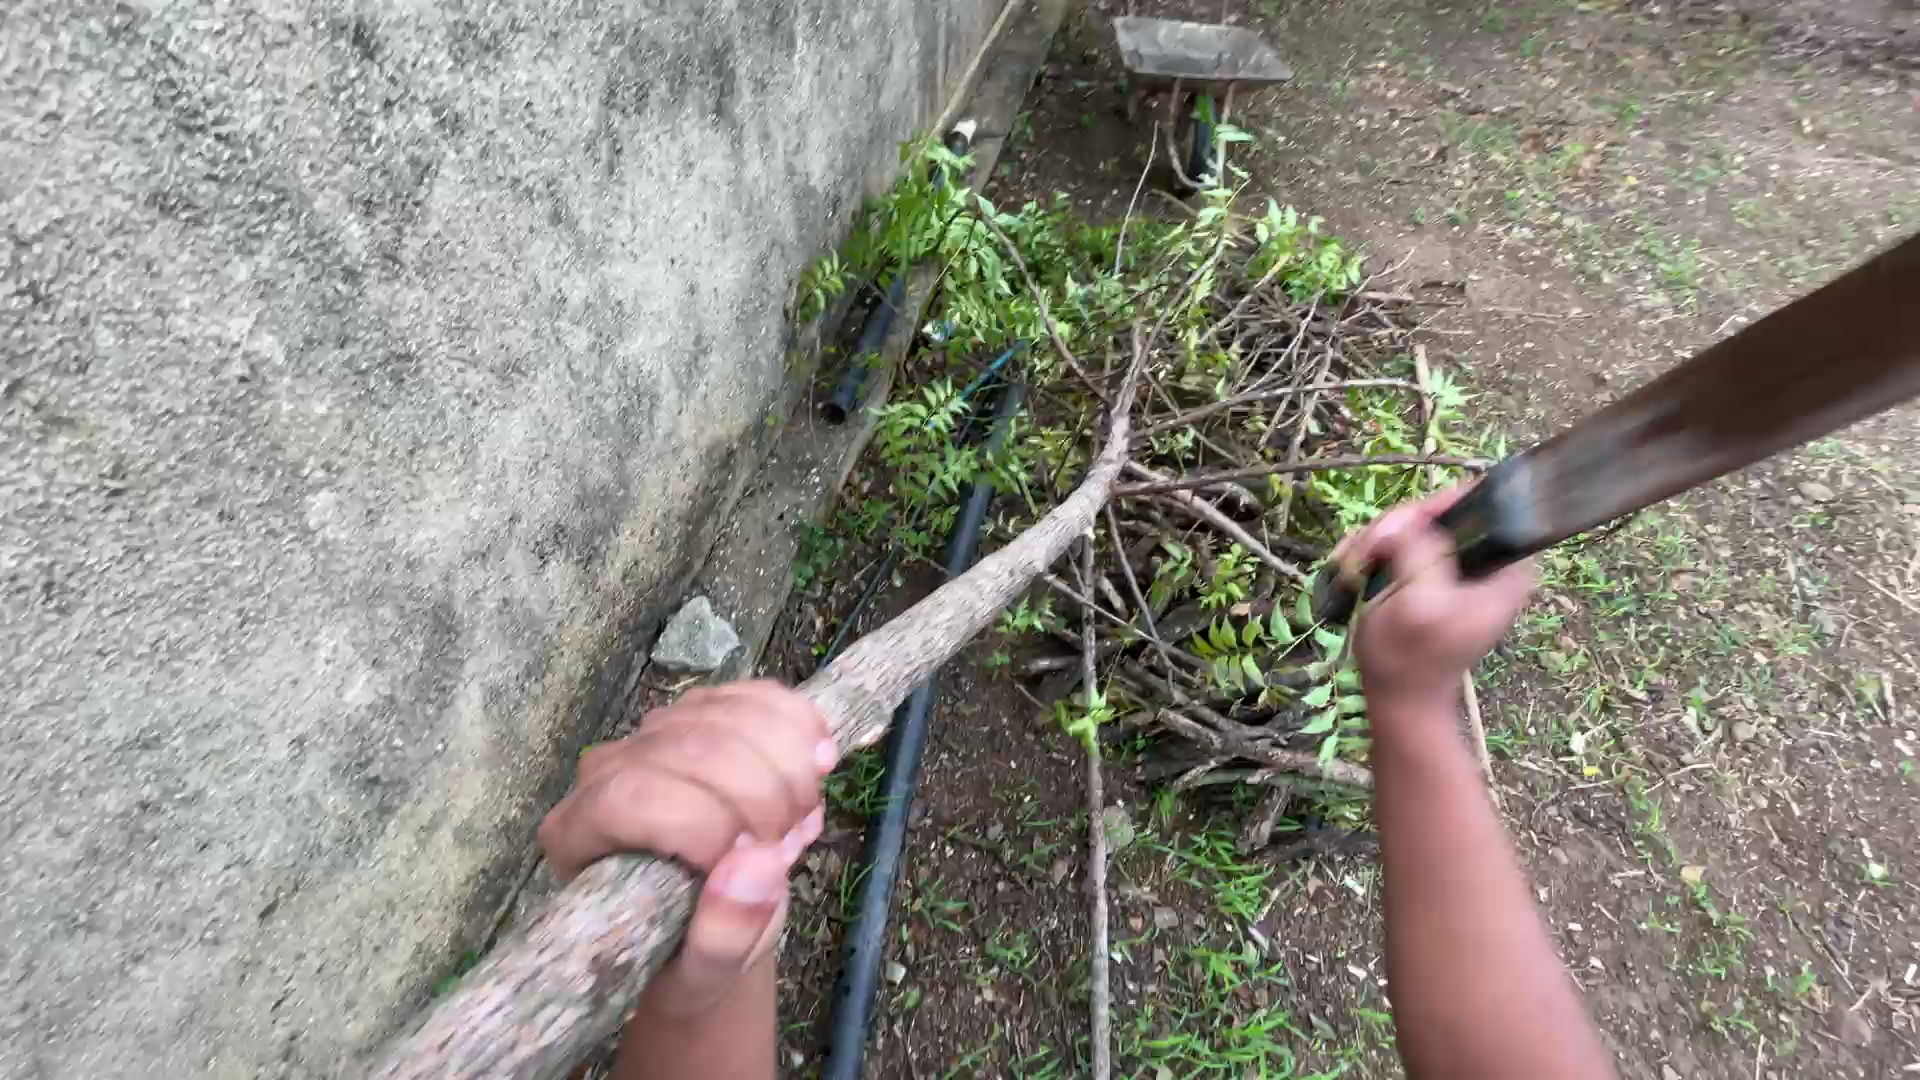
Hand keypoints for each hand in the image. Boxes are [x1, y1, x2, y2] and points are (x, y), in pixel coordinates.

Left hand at [537, 680, 835, 1015]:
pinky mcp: (708, 708)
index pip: (635, 797)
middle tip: (793, 842)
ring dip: (789, 764)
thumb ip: (720, 939)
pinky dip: (800, 723)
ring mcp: (659, 730)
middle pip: (692, 746)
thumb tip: (754, 864)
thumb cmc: (691, 949)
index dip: (706, 823)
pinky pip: (758, 693)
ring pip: (730, 713)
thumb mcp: (703, 977)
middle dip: (765, 793)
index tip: (756, 863)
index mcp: (579, 834)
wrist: (715, 912)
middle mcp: (608, 768)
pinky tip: (820, 760)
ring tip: (802, 816)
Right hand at [1334, 487, 1534, 714]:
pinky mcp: (1429, 578)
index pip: (1480, 506)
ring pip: (1410, 529)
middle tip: (1362, 553)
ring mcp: (1455, 570)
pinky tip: (1351, 570)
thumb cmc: (1411, 657)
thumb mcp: (1420, 601)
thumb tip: (1401, 519)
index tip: (1393, 528)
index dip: (1435, 507)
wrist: (1399, 696)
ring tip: (1350, 565)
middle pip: (1437, 515)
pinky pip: (1398, 548)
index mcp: (1507, 567)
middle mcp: (1487, 562)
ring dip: (1373, 543)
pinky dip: (1371, 555)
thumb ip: (1420, 552)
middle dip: (1392, 530)